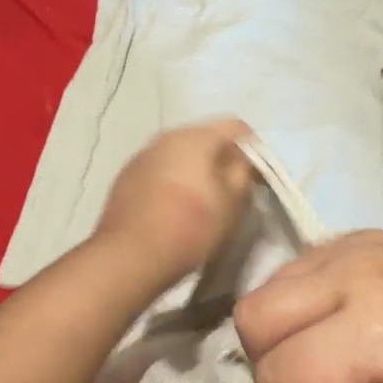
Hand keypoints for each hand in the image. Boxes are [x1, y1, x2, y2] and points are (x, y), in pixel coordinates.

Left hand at [93, 118, 257, 288]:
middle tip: (232, 191)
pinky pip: (160, 168)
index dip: (253, 148)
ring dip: (196, 170)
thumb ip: (244, 171)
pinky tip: (174, 208)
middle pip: (206, 137)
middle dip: (222, 159)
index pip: (236, 126)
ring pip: (181, 153)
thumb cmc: (189, 228)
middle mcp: (165, 136)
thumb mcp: (232, 203)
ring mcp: (142, 154)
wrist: (129, 257)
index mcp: (194, 137)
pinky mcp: (126, 176)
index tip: (256, 177)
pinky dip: (173, 180)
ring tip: (202, 202)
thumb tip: (243, 158)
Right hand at [233, 230, 382, 382]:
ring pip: (267, 289)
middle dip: (272, 376)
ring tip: (330, 374)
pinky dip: (298, 307)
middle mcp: (362, 267)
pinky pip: (296, 267)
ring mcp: (363, 243)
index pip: (280, 375)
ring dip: (282, 340)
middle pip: (255, 318)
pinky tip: (340, 336)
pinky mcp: (368, 236)